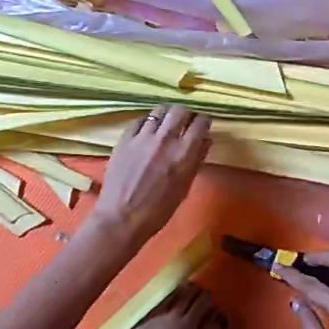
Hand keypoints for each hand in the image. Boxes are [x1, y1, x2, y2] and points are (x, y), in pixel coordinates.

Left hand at [89, 105, 210, 245]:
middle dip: (186, 113)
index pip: (200, 123)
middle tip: (185, 121)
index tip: (202, 124)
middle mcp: (165, 140)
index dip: (204, 121)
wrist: (122, 218)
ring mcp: (143, 137)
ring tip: (165, 123)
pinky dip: (146, 122)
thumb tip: (205, 140)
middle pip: (180, 110)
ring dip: (166, 115)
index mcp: (184, 154)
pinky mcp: (125, 139)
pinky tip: (147, 130)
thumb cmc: (158, 210)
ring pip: (158, 111)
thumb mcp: (184, 187)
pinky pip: (139, 120)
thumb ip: (196, 160)